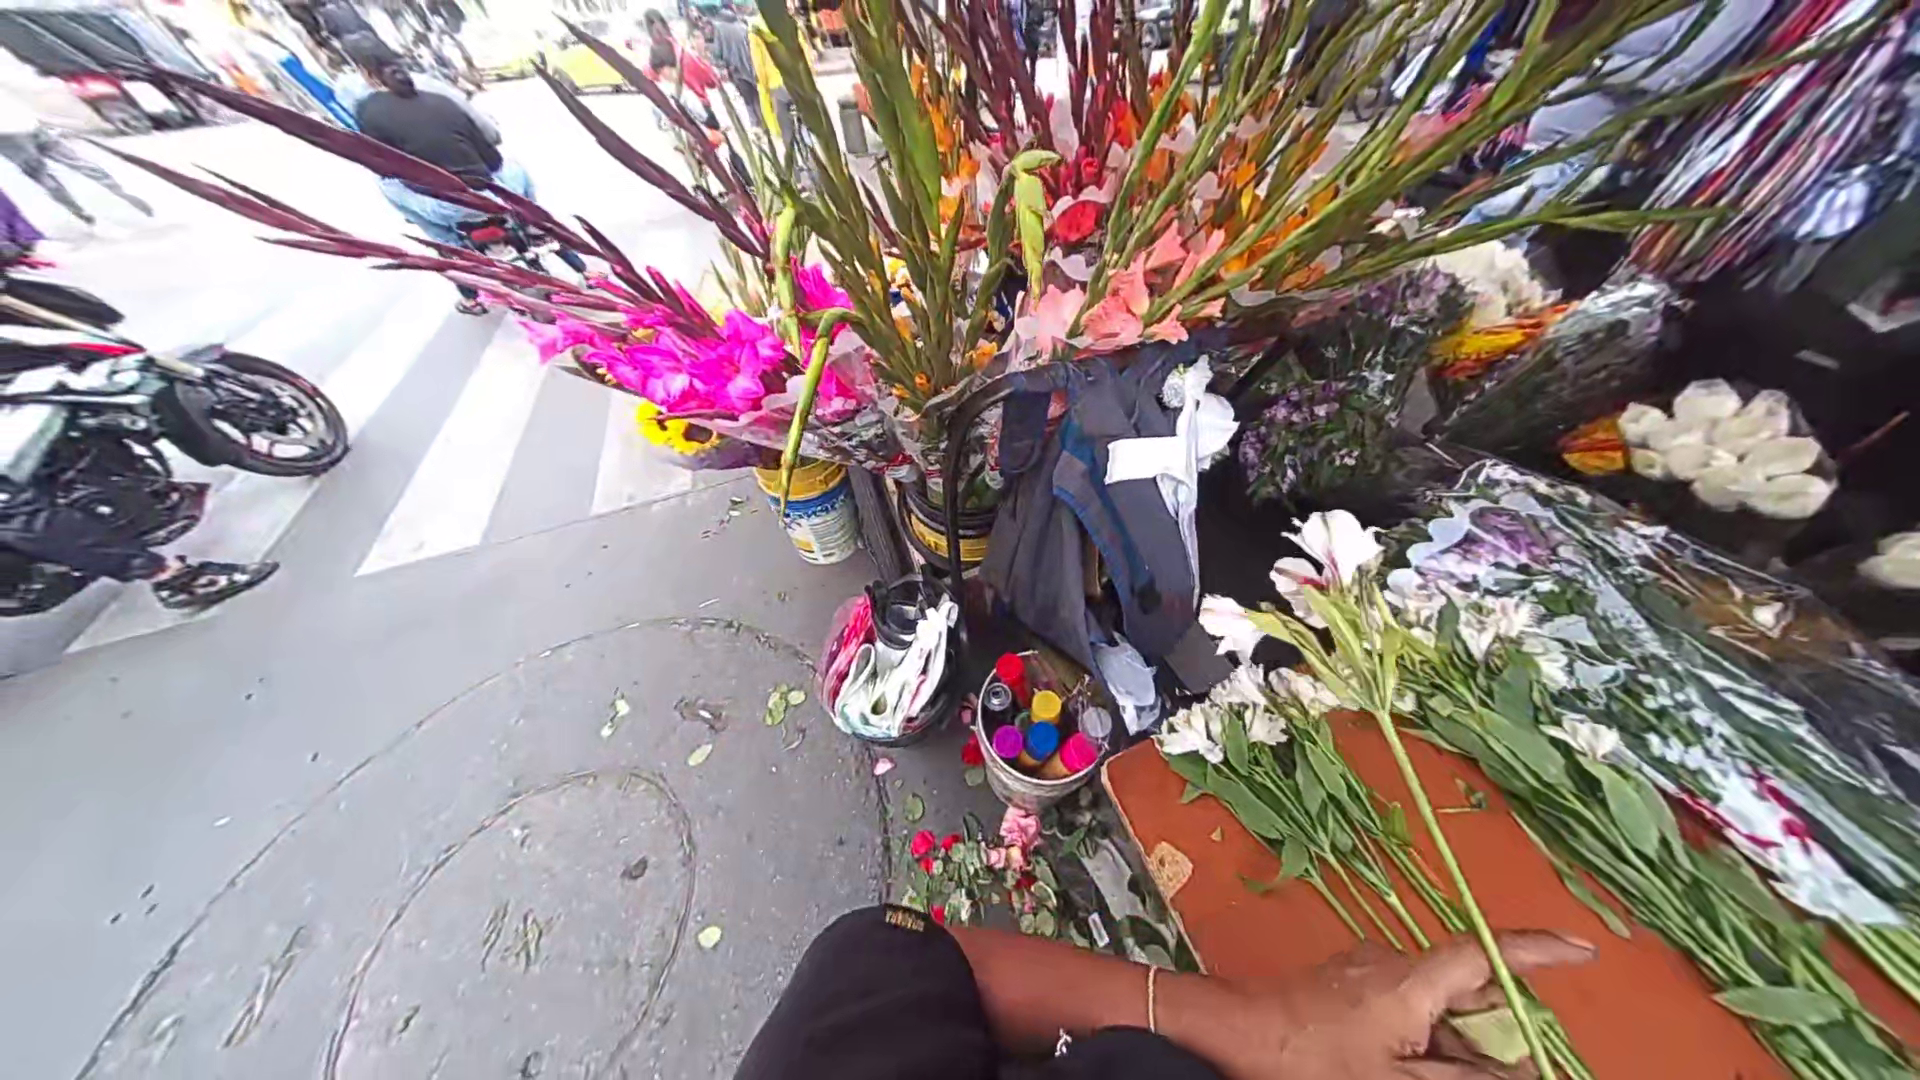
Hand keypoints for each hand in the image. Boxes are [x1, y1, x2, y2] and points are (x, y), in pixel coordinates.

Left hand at [1164, 931, 1595, 1079]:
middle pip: (1464, 991)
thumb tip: (1523, 1070)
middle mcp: (1389, 964)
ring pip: (1437, 1004)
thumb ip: (1464, 1077)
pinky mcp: (1351, 981)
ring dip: (1459, 1042)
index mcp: (1407, 982)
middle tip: (1508, 1065)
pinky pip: (1407, 1004)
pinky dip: (1428, 1035)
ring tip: (1427, 1066)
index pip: (1480, 955)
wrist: (1248, 1031)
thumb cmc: (1317, 1060)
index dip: (1533, 950)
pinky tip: (1416, 1062)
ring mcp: (1367, 970)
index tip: (1580, 949)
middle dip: (1497, 1033)